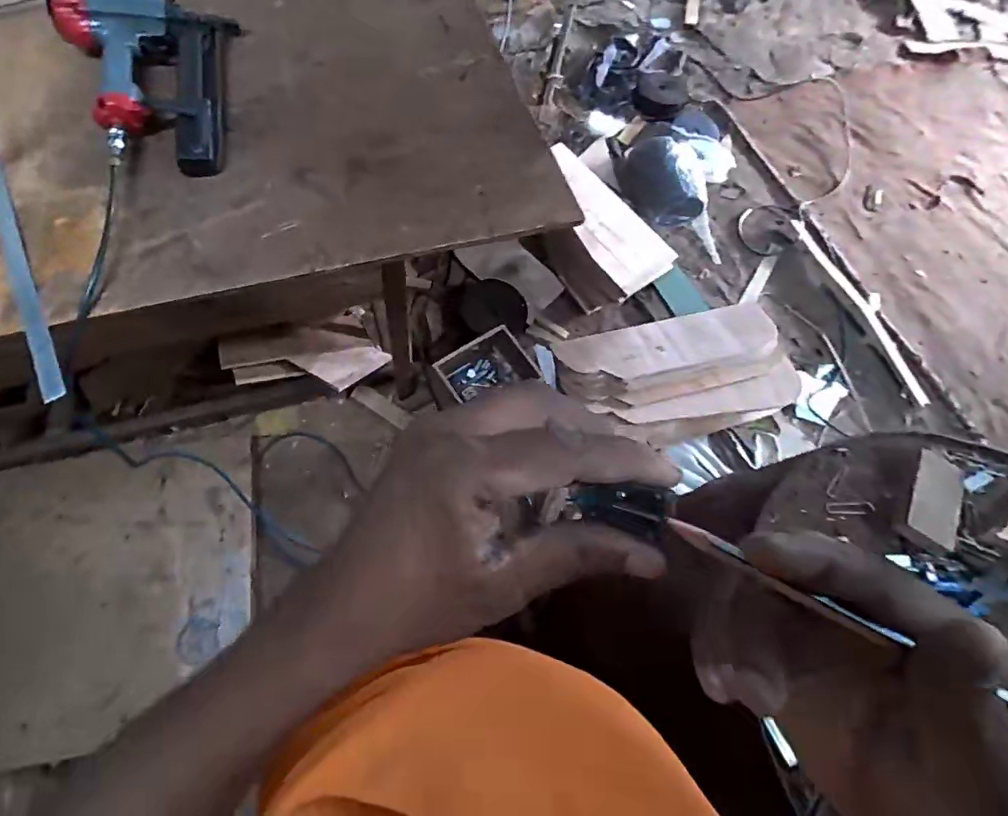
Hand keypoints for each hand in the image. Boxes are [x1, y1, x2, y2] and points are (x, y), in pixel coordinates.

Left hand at [294, 384, 680, 664]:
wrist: (338, 608)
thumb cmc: (418, 608)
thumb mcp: (502, 584)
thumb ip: (577, 554)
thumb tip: (651, 556)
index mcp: (466, 467)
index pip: (564, 449)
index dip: (623, 458)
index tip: (669, 471)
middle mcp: (451, 427)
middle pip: (544, 404)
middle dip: (596, 429)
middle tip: (635, 464)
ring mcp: (436, 422)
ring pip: (520, 398)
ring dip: (566, 421)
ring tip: (602, 459)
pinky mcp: (429, 429)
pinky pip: (497, 410)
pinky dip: (535, 425)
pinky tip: (550, 459)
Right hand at [690, 531, 1007, 815]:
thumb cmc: (980, 796)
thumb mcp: (992, 762)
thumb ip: (971, 702)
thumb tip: (973, 636)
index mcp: (914, 616)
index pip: (856, 570)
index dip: (806, 553)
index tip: (755, 551)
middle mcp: (856, 609)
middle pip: (788, 576)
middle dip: (751, 605)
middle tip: (738, 674)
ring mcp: (815, 633)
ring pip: (753, 599)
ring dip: (729, 632)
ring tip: (728, 687)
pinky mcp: (780, 661)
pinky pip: (736, 636)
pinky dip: (717, 651)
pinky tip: (720, 688)